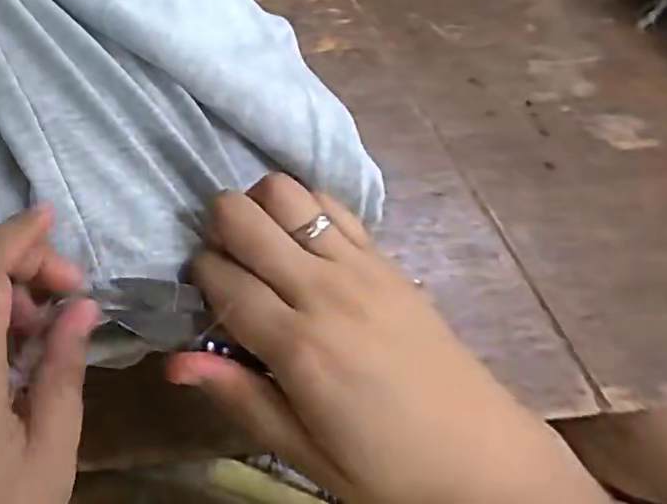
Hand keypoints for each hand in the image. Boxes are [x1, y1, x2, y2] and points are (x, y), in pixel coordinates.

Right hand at [167, 174, 608, 503]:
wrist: (493, 470)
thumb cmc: (390, 474)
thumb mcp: (308, 455)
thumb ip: (240, 398)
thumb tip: (174, 363)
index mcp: (299, 347)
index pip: (220, 277)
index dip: (199, 274)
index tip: (204, 292)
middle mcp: (322, 290)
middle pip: (241, 216)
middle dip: (217, 227)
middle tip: (229, 261)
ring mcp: (357, 266)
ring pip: (283, 191)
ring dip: (259, 206)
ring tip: (264, 243)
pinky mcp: (384, 258)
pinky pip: (330, 203)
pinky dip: (304, 206)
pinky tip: (304, 239)